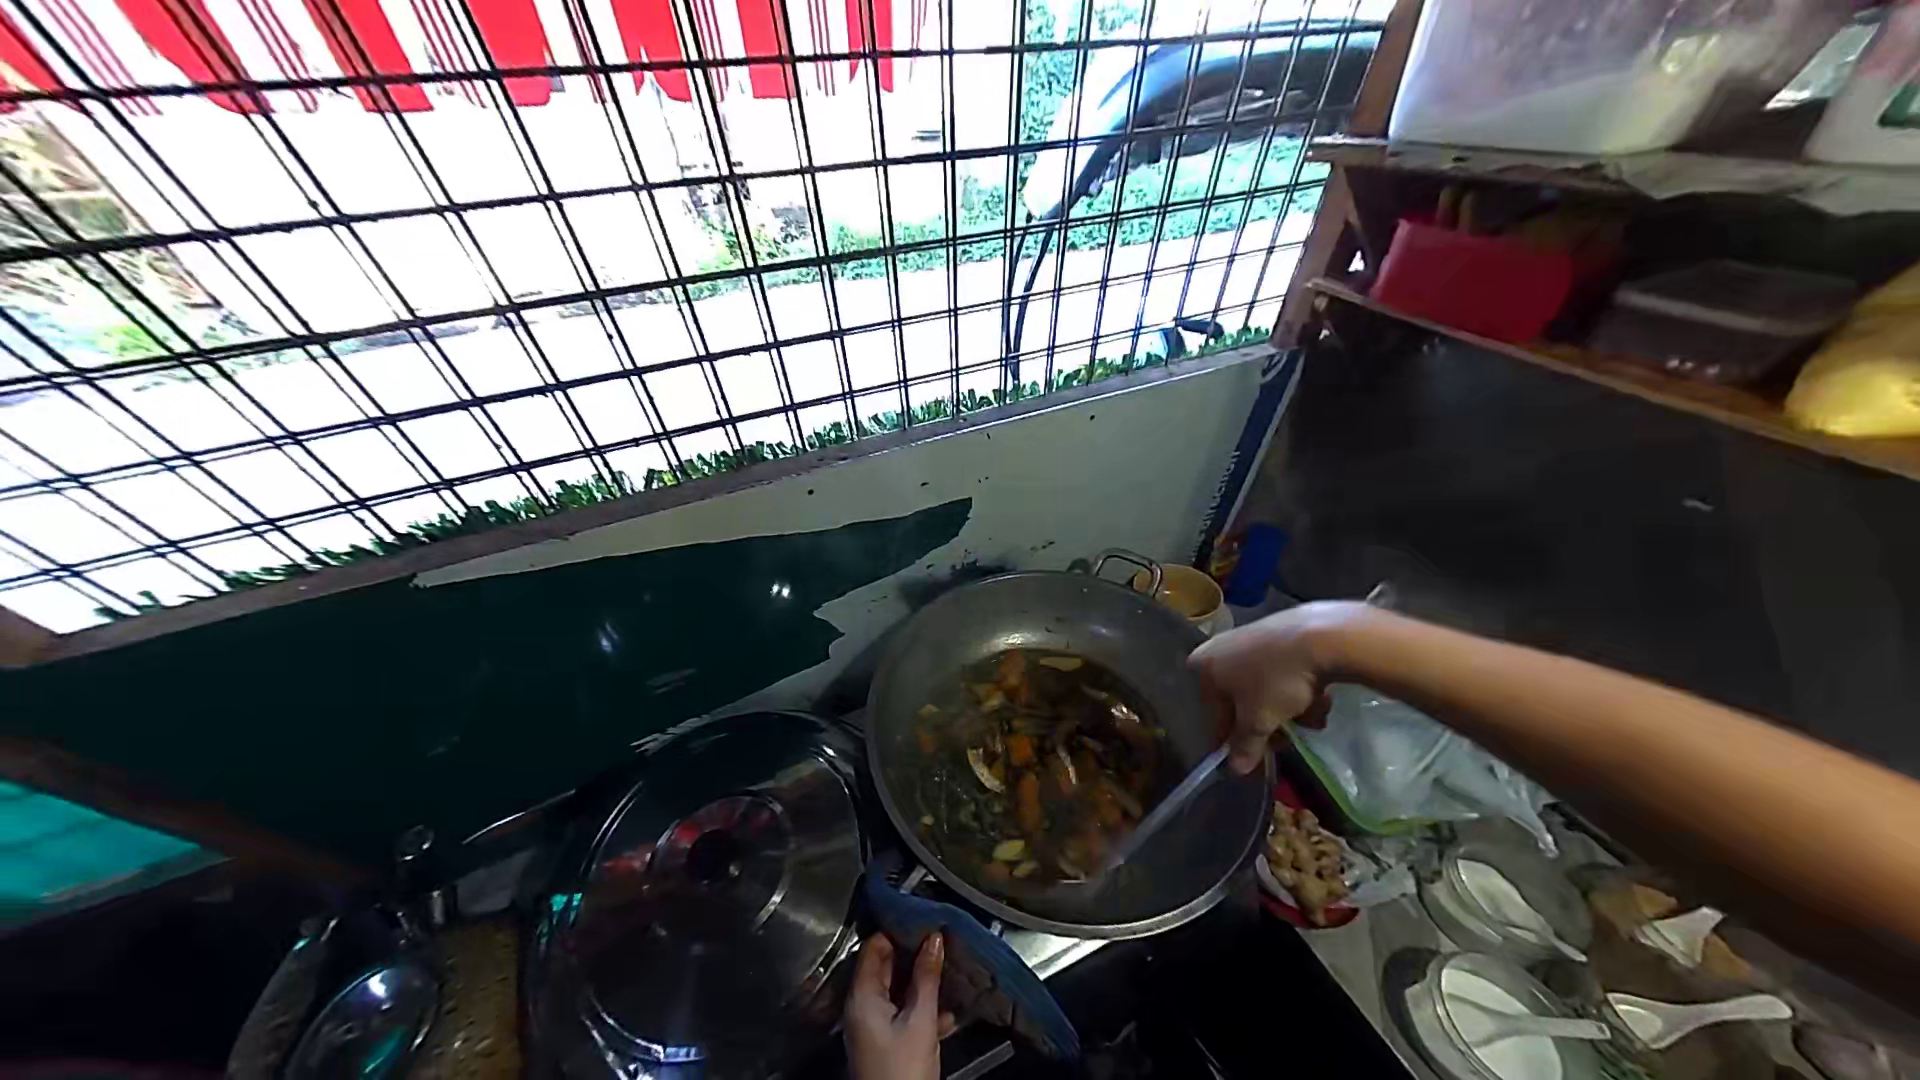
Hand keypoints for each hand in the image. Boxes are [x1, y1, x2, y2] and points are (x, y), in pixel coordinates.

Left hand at [845, 932, 955, 1079]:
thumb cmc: (903, 1069)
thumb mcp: (920, 1020)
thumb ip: (926, 976)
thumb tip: (934, 937)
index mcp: (862, 994)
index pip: (874, 946)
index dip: (897, 929)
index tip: (923, 917)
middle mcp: (862, 1005)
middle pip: (886, 966)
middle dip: (914, 953)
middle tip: (940, 939)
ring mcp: (872, 1025)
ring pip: (898, 990)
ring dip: (922, 981)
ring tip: (948, 968)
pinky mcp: (885, 1042)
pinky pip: (903, 1012)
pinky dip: (922, 1006)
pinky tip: (947, 1009)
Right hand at [1188, 601, 1366, 773]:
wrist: (1320, 635)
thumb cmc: (1275, 679)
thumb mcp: (1259, 720)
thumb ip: (1245, 746)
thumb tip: (1235, 770)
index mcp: (1203, 667)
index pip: (1213, 714)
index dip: (1233, 740)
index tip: (1253, 758)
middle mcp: (1218, 649)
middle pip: (1240, 701)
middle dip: (1268, 723)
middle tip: (1288, 737)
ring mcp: (1248, 639)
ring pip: (1264, 689)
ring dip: (1288, 710)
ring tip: (1312, 716)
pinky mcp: (1277, 635)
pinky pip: (1280, 672)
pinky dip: (1297, 687)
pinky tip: (1320, 695)